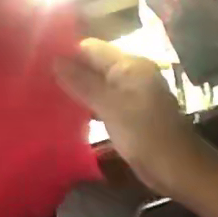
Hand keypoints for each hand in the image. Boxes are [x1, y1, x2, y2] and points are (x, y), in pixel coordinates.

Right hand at [53, 39, 217, 197]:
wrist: (179, 169)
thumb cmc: (145, 134)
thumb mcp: (110, 107)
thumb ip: (82, 82)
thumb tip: (54, 60)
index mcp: (130, 64)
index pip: (90, 47)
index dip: (66, 52)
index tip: (39, 62)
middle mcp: (131, 72)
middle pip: (94, 63)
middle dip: (69, 70)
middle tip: (39, 80)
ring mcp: (132, 92)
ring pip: (97, 82)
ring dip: (77, 87)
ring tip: (48, 94)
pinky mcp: (131, 110)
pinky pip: (104, 98)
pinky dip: (88, 102)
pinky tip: (69, 111)